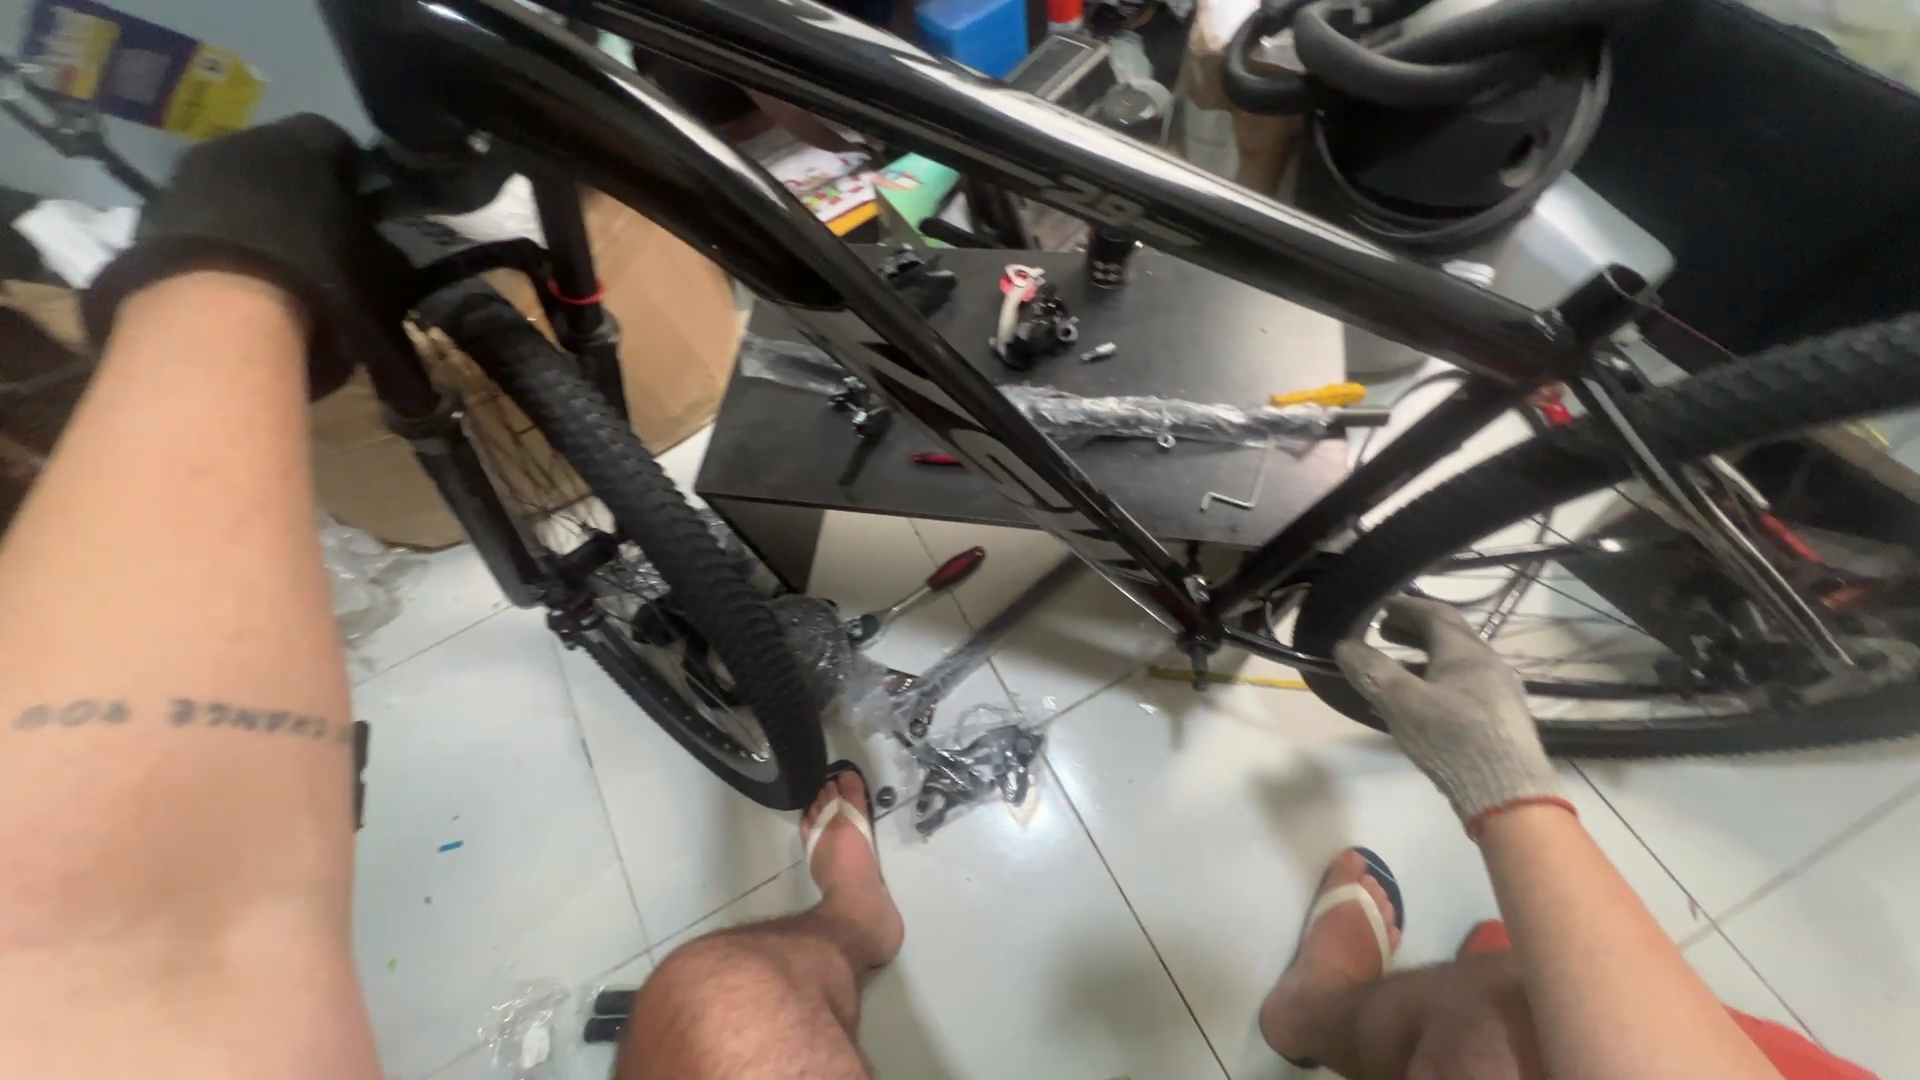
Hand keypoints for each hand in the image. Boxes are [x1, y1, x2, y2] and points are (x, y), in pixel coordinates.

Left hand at [83, 114, 409, 397]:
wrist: (223, 315)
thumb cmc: (321, 283)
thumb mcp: (381, 274)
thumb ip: (387, 251)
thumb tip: (392, 251)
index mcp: (301, 146)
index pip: (335, 138)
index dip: (354, 170)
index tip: (368, 204)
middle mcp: (240, 143)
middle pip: (280, 155)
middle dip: (304, 186)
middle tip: (328, 229)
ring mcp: (190, 174)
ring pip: (241, 182)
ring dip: (263, 208)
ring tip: (287, 253)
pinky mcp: (156, 211)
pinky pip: (208, 211)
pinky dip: (228, 231)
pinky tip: (249, 269)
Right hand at [1334, 596, 1558, 828]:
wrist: (1506, 795)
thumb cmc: (1451, 739)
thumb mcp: (1399, 701)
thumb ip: (1370, 669)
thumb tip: (1345, 645)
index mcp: (1467, 653)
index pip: (1436, 614)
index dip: (1406, 606)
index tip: (1381, 606)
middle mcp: (1488, 665)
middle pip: (1449, 636)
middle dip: (1414, 629)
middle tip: (1383, 631)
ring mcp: (1499, 693)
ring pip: (1455, 662)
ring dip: (1423, 655)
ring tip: (1395, 664)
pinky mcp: (1498, 719)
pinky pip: (1461, 684)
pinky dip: (1433, 678)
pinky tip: (1417, 700)